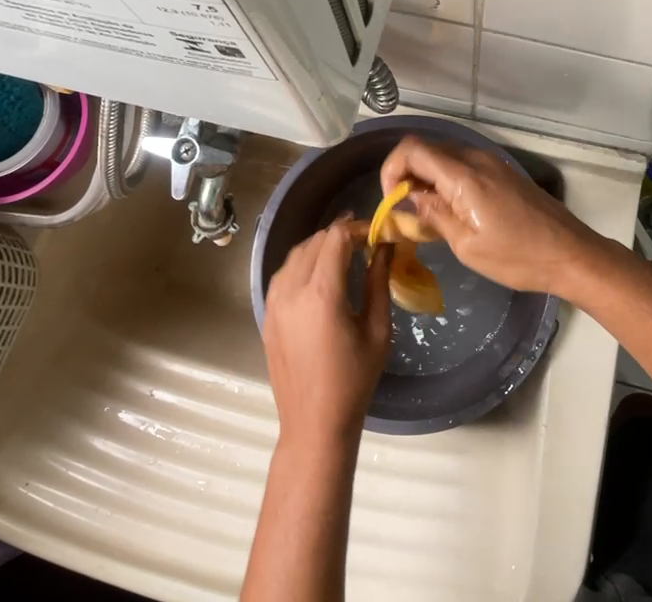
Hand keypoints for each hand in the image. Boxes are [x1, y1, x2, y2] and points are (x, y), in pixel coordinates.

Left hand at [261, 218, 391, 445]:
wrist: (314, 422)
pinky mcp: (267, 315)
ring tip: (343, 253)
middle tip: (364, 240)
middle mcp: (292, 291)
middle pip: (314, 242)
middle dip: (339, 235)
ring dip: (318, 246)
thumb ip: (379, 283)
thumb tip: (384, 248)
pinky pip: (283, 275)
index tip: (376, 232)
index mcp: (322, 294)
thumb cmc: (354, 380)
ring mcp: (274, 303)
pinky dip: (301, 264)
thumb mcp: (377, 330)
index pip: (336, 239)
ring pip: (295, 255)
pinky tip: (318, 274)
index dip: (357, 228)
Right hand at [380, 136, 617, 296]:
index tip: (392, 200)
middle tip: (405, 209)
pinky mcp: (502, 171)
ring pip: (444, 154)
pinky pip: (463, 164)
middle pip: (426, 147)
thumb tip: (411, 198)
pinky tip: (452, 208)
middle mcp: (476, 159)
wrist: (570, 254)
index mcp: (464, 176)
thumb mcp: (467, 246)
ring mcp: (492, 162)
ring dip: (427, 176)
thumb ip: (434, 216)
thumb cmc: (518, 257)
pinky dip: (447, 178)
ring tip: (426, 212)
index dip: (391, 169)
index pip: (412, 149)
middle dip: (406, 173)